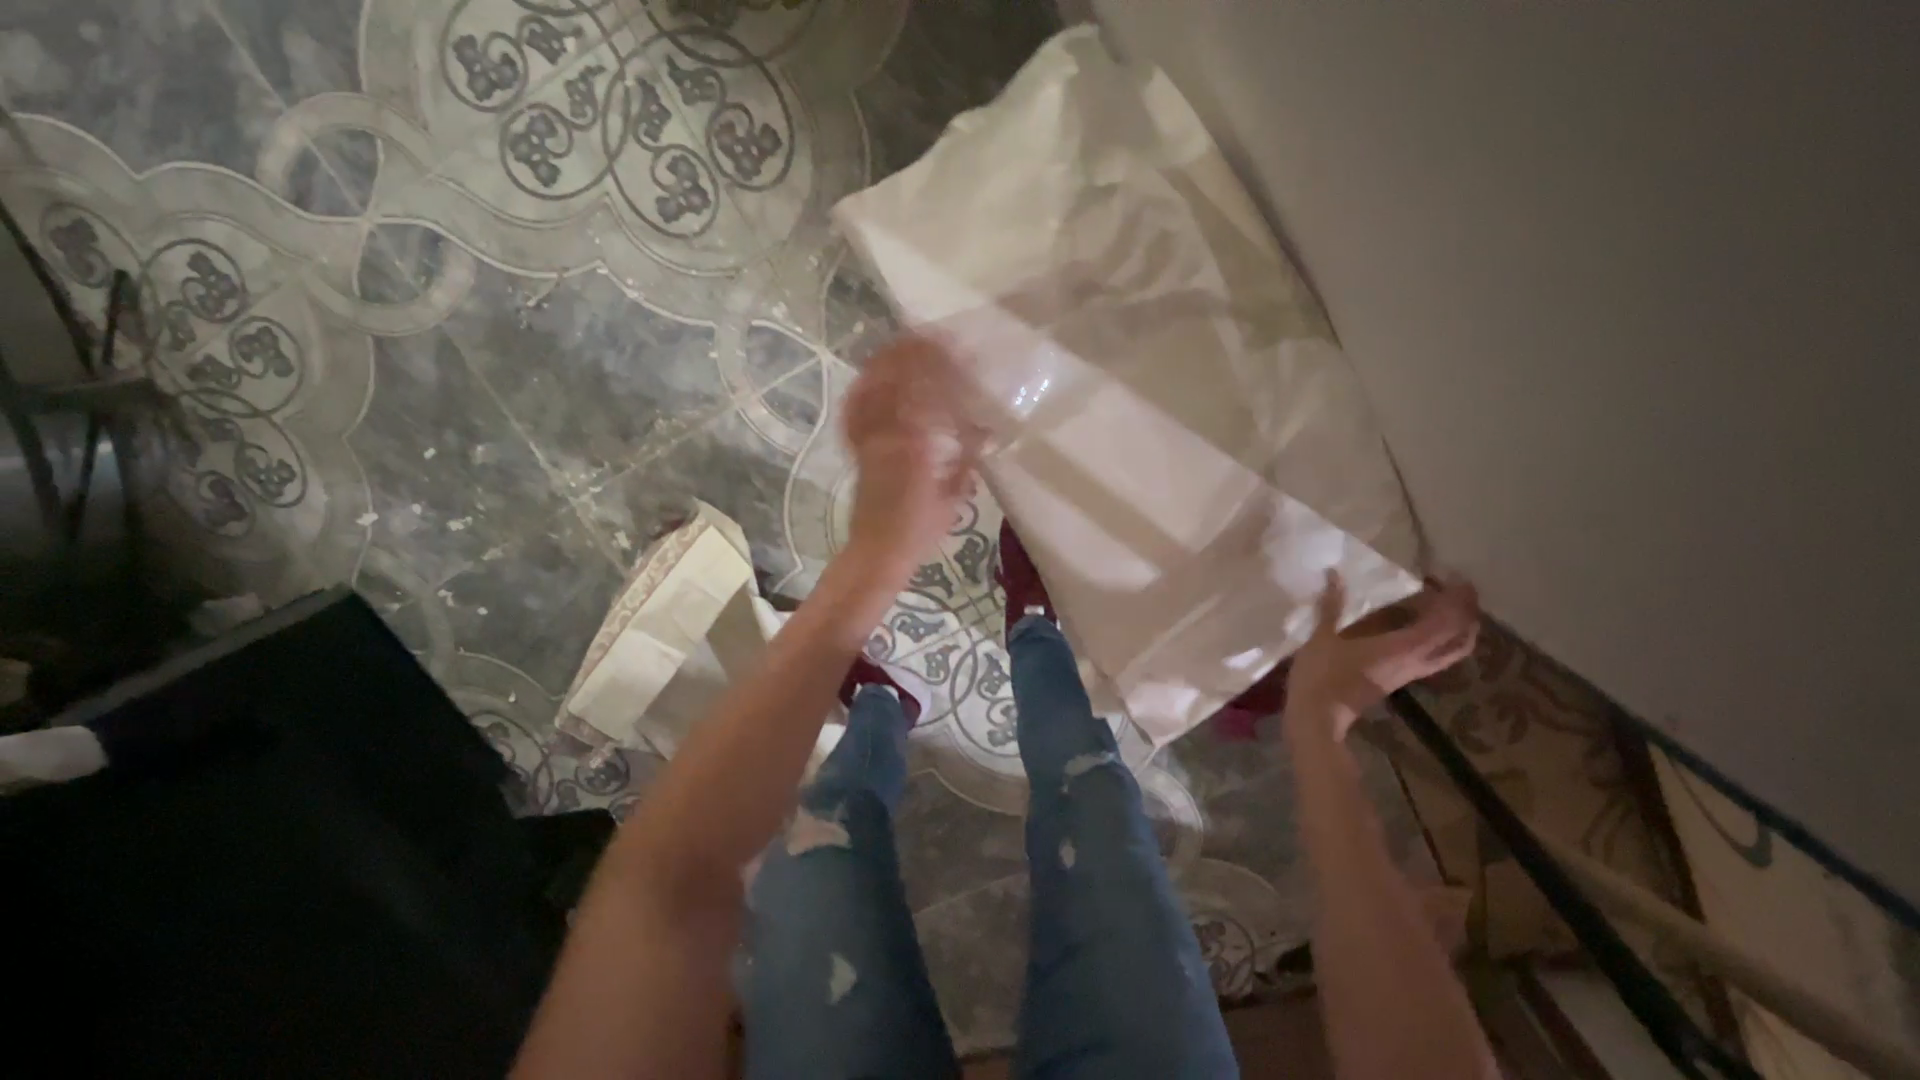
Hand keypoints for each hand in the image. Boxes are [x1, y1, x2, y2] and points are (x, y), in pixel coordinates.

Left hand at [841, 337, 982, 578]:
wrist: (878, 550)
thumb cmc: (920, 530)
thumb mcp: (954, 497)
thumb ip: (968, 461)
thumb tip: (988, 432)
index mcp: (917, 445)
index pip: (932, 392)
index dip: (947, 368)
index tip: (963, 353)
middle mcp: (888, 434)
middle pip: (900, 379)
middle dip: (919, 353)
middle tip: (939, 339)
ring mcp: (868, 438)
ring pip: (875, 387)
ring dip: (892, 361)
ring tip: (908, 342)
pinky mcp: (856, 445)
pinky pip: (856, 408)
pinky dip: (865, 386)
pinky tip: (872, 373)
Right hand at [1286, 572, 1479, 739]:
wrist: (1317, 718)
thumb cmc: (1321, 676)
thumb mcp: (1322, 637)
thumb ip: (1332, 606)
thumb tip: (1334, 575)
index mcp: (1402, 648)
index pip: (1446, 622)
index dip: (1457, 599)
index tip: (1452, 576)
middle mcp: (1415, 661)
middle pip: (1460, 640)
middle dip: (1466, 613)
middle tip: (1455, 589)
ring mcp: (1409, 673)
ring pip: (1449, 651)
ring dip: (1455, 628)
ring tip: (1441, 604)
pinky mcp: (1398, 679)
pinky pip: (1432, 656)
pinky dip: (1437, 638)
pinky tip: (1416, 625)